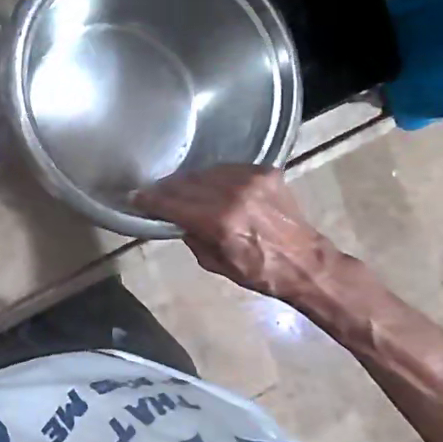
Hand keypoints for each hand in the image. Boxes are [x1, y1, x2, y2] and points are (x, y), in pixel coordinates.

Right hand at [134, 165, 349, 298]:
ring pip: (206, 172)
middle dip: (167, 188)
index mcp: (218, 221)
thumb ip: (193, 237)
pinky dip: (216, 176)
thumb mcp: (216, 263)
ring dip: (190, 180)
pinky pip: (228, 169)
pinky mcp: (264, 172)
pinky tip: (212, 185)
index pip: (173, 203)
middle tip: (155, 192)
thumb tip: (178, 220)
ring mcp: (250, 180)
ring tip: (182, 188)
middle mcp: (232, 194)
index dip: (151, 200)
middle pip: (186, 183)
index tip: (136, 197)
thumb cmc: (259, 272)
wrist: (306, 263)